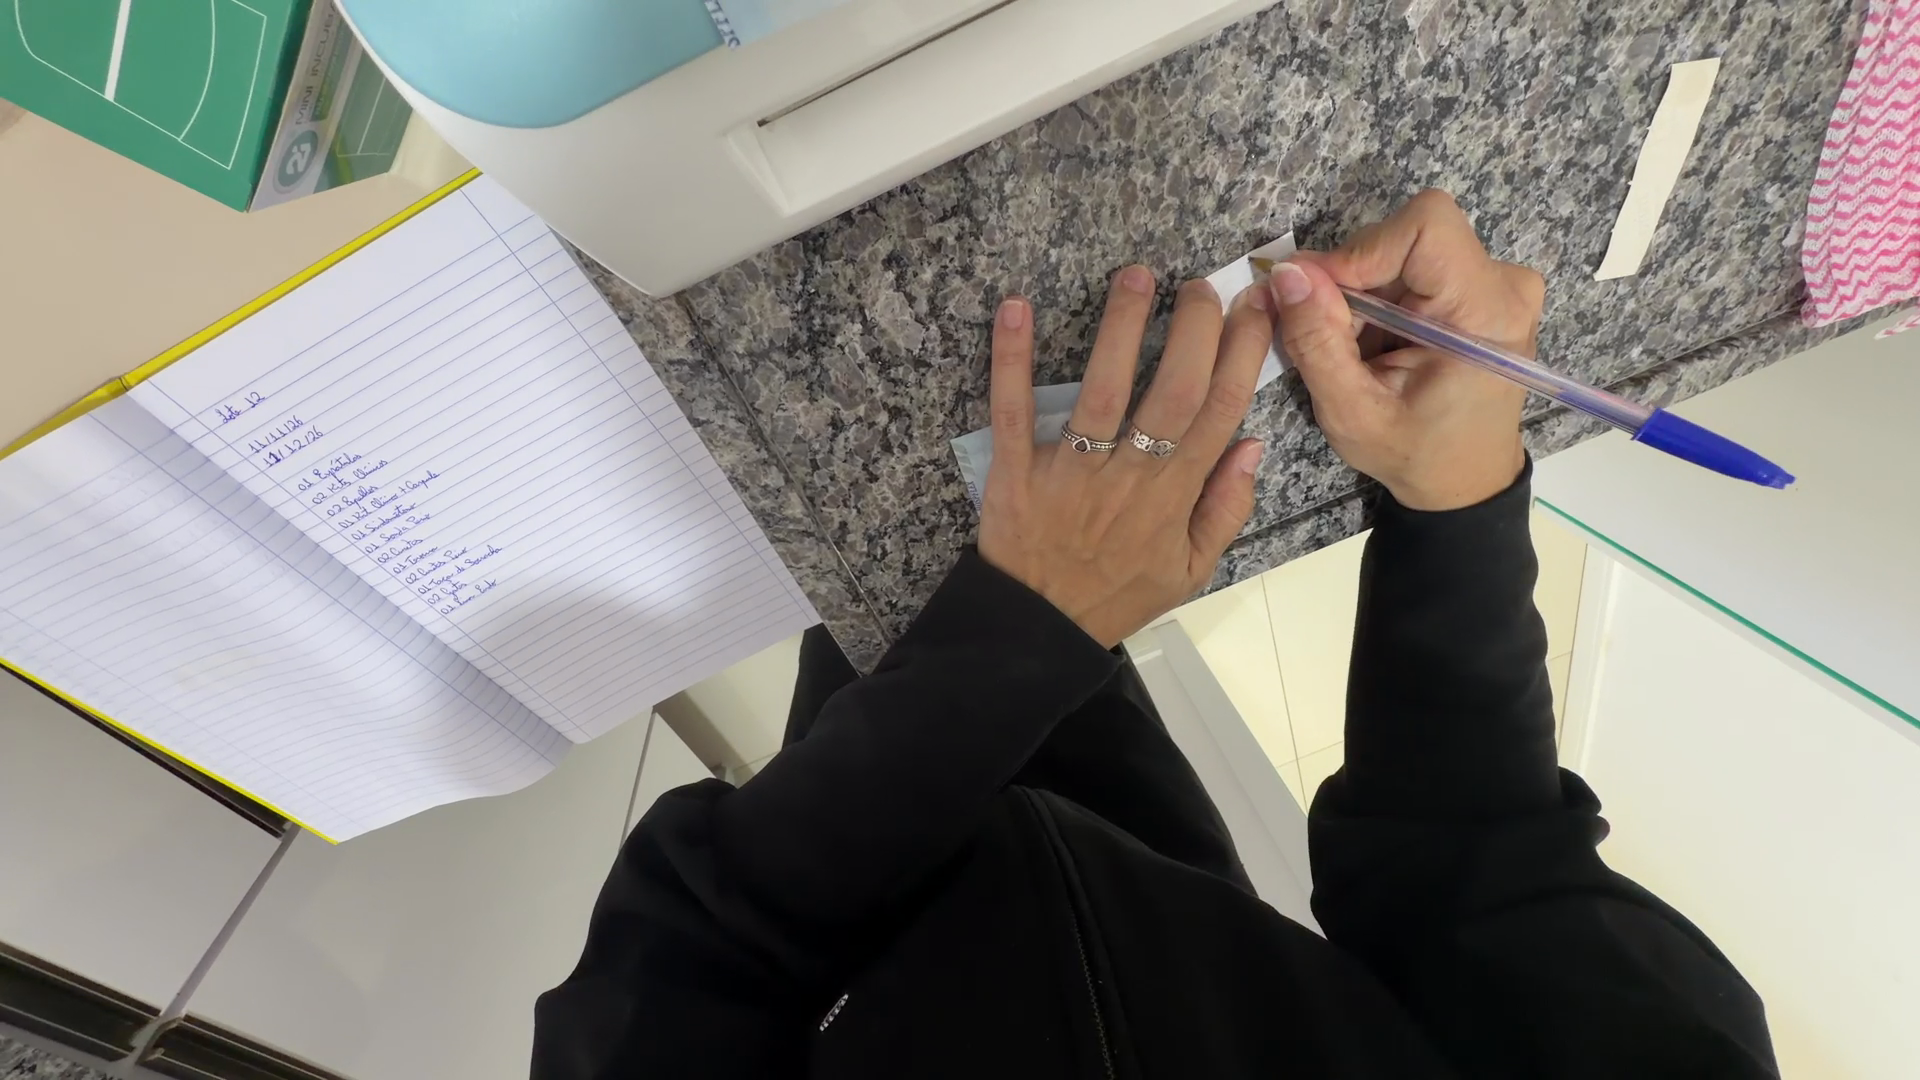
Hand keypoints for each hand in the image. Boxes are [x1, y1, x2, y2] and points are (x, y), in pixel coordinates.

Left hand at [979, 267, 1272, 647]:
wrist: (1041, 628)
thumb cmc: (1117, 594)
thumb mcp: (1190, 570)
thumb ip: (1226, 510)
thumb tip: (1254, 444)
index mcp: (1175, 495)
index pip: (1220, 411)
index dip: (1242, 353)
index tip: (1253, 306)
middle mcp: (1130, 474)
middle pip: (1174, 389)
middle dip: (1194, 328)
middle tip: (1199, 285)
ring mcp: (1072, 470)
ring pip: (1104, 389)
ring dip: (1121, 326)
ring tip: (1135, 275)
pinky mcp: (1018, 472)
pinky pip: (1014, 411)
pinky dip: (1012, 361)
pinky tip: (1016, 309)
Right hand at [1267, 190, 1542, 510]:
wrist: (1462, 476)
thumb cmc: (1411, 453)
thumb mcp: (1349, 411)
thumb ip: (1316, 341)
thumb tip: (1285, 273)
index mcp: (1485, 310)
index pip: (1424, 226)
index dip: (1359, 252)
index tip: (1318, 298)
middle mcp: (1502, 281)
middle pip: (1405, 238)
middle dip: (1351, 282)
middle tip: (1332, 340)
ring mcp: (1495, 281)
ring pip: (1401, 251)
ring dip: (1360, 295)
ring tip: (1355, 349)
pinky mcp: (1479, 286)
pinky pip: (1410, 266)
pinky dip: (1376, 300)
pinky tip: (1374, 343)